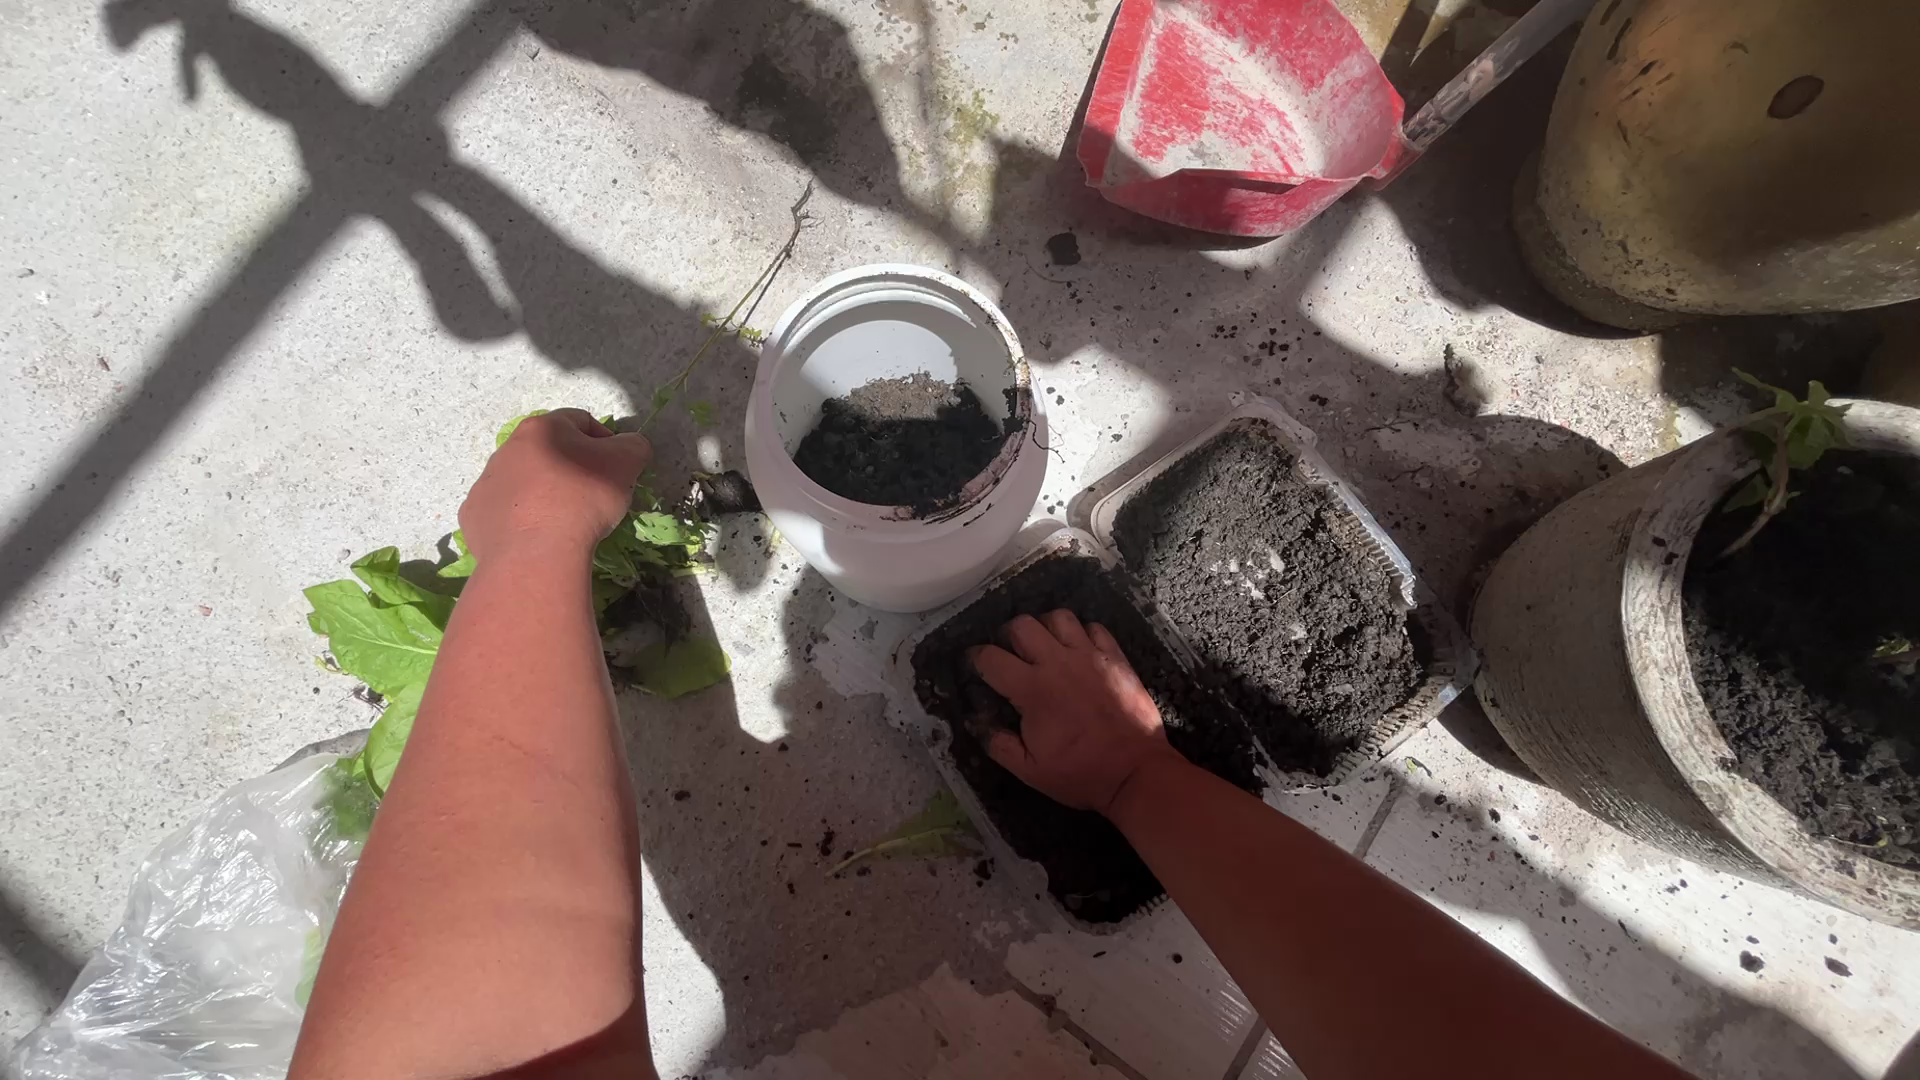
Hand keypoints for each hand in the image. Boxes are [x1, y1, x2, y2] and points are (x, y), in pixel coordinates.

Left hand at [459, 409, 651, 564]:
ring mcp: (488, 481)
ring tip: (567, 519)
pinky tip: (542, 534)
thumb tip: (627, 446)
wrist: (537, 550)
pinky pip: (507, 509)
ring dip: (547, 491)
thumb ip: (633, 445)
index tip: (617, 466)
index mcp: (543, 428)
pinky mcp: (477, 514)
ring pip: (525, 479)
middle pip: (549, 449)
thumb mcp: (628, 462)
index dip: (605, 440)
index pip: (580, 420)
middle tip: (594, 493)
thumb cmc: (584, 496)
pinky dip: (525, 517)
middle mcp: (508, 448)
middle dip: (573, 466)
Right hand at [970, 610, 1183, 815]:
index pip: (991, 658)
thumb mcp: (1030, 770)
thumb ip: (998, 744)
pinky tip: (1078, 650)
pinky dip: (1082, 633)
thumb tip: (976, 723)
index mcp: (1032, 689)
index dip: (975, 657)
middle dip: (1007, 635)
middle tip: (1009, 653)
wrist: (1136, 771)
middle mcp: (1057, 662)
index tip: (973, 664)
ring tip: (1045, 646)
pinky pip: (1094, 627)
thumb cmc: (1081, 772)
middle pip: (1021, 625)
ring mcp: (1089, 655)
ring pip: (1058, 617)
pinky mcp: (1115, 656)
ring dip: (1045, 627)